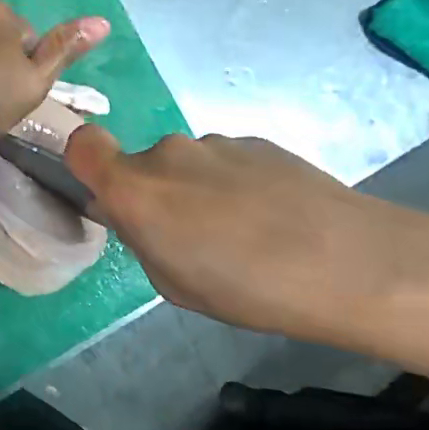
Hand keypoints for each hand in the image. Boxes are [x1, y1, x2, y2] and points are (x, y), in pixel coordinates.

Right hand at [64, 126, 391, 343]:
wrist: (344, 258)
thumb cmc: (247, 288)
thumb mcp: (174, 284)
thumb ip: (143, 241)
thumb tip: (138, 217)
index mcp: (137, 190)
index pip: (84, 145)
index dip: (86, 164)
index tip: (109, 196)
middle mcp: (170, 153)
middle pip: (143, 164)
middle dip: (156, 195)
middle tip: (192, 239)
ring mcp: (217, 142)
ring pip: (188, 165)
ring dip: (200, 192)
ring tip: (243, 235)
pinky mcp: (258, 141)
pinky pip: (227, 162)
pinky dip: (235, 184)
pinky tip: (272, 218)